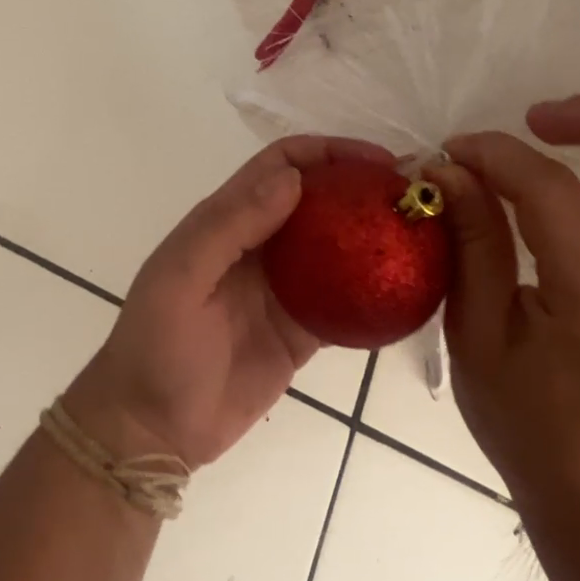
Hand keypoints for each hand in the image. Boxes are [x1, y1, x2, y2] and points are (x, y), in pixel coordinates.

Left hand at [65, 136, 393, 468]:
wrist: (152, 428)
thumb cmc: (156, 345)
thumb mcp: (181, 278)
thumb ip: (230, 226)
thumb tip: (293, 179)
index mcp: (226, 221)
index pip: (282, 166)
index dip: (327, 153)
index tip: (379, 161)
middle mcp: (260, 246)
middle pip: (318, 202)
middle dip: (363, 190)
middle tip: (418, 197)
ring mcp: (284, 290)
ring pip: (338, 249)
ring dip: (376, 238)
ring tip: (427, 236)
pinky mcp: (302, 332)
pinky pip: (346, 304)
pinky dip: (375, 294)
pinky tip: (413, 292)